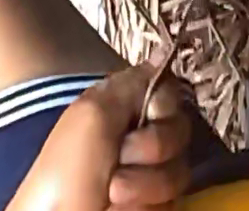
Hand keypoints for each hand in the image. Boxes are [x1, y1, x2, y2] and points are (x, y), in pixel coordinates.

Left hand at [6, 65, 191, 210]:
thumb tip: (164, 54)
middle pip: (179, 133)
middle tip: (116, 167)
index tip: (145, 118)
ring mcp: (148, 174)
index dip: (162, 108)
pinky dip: (145, 209)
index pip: (171, 91)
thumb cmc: (68, 170)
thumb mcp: (96, 115)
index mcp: (127, 104)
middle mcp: (142, 133)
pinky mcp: (151, 207)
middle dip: (151, 152)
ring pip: (178, 174)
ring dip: (144, 188)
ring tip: (112, 198)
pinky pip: (172, 204)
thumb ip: (135, 83)